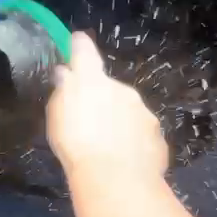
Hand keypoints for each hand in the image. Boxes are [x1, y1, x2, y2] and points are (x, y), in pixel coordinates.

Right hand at [46, 33, 167, 185]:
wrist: (117, 177)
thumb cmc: (76, 140)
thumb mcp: (58, 112)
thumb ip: (63, 89)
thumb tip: (66, 73)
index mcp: (93, 80)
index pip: (85, 52)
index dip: (79, 45)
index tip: (76, 39)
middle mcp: (123, 90)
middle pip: (108, 86)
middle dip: (99, 96)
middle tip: (86, 116)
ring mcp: (145, 114)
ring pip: (128, 110)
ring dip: (117, 119)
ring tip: (104, 141)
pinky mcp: (159, 139)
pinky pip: (140, 134)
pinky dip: (131, 139)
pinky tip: (121, 156)